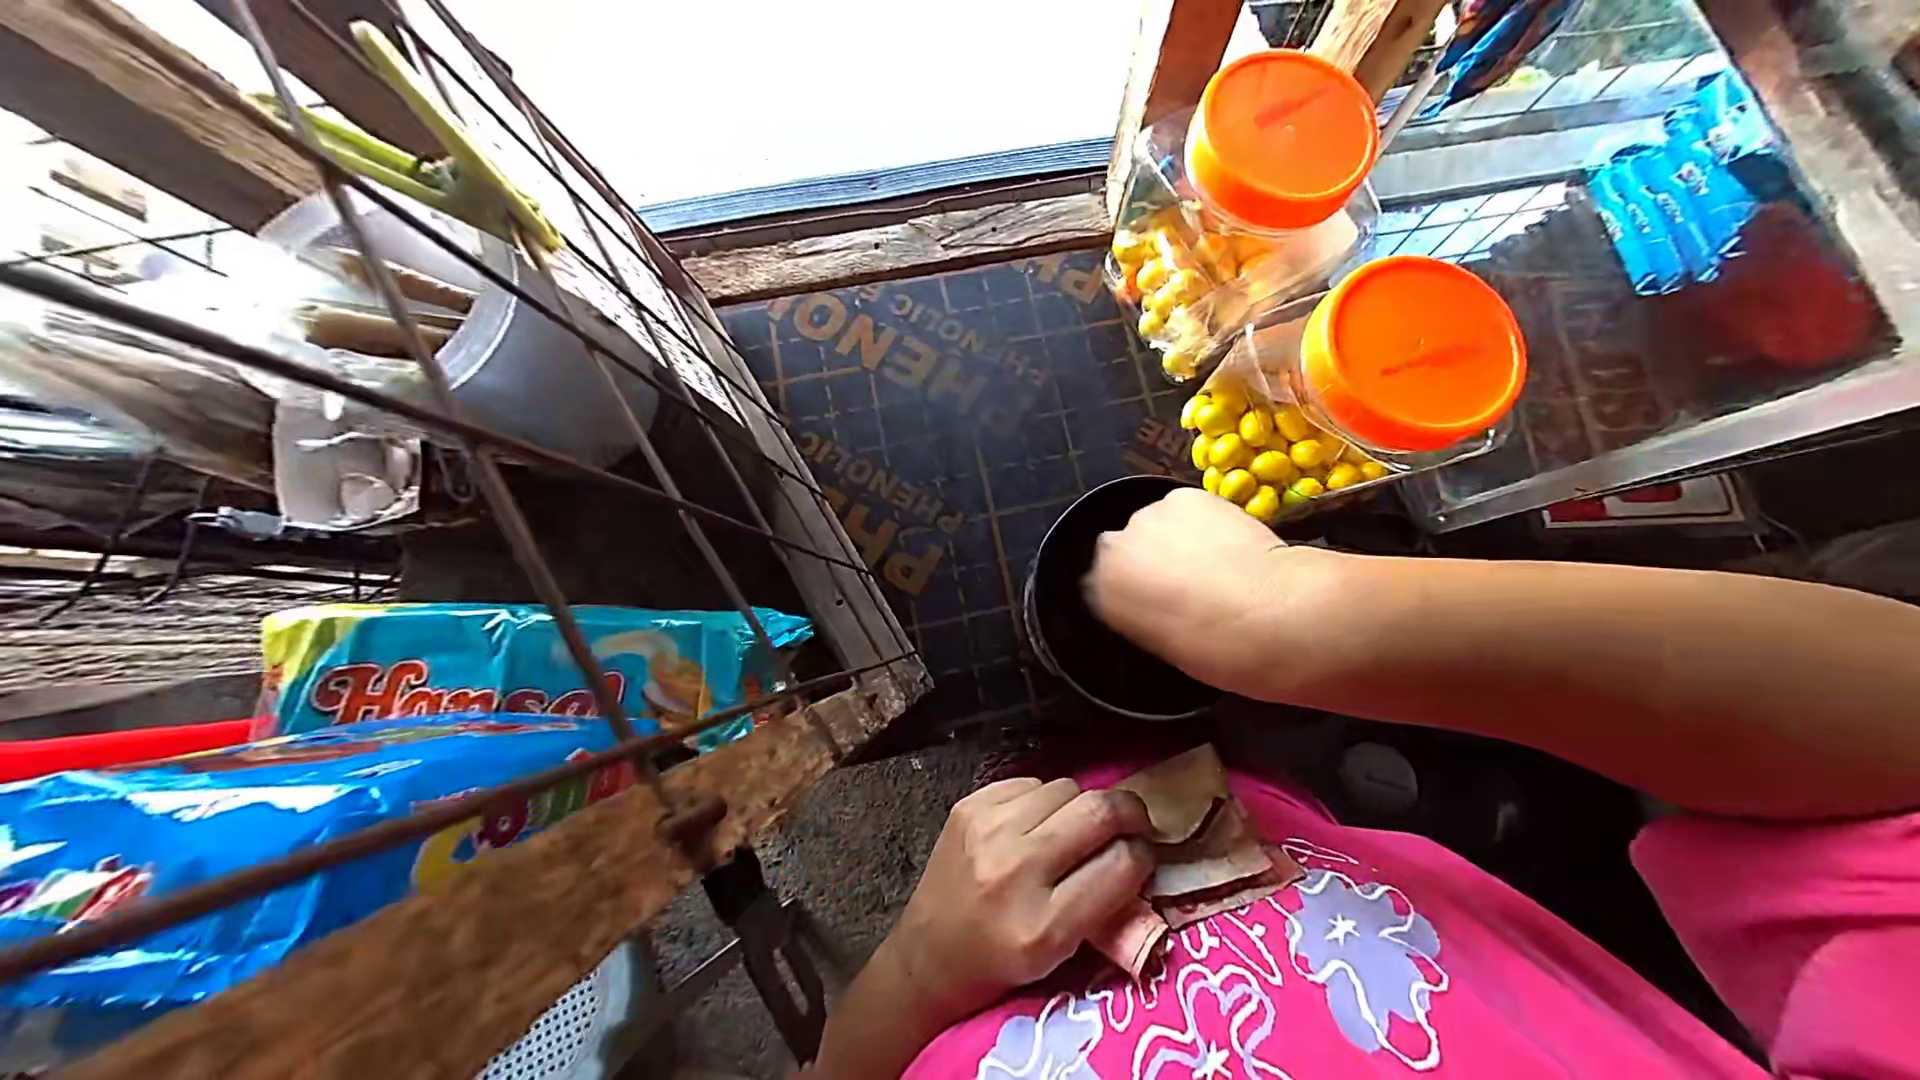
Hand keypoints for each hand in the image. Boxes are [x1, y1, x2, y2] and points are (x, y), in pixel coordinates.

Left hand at [881, 778, 1152, 1024]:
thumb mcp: (1062, 955)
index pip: (1120, 866)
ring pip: (1066, 787)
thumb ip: (1108, 908)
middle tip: (1134, 821)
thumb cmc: (1001, 962)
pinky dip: (1043, 798)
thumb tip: (1142, 852)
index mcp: (1043, 926)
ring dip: (1082, 805)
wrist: (929, 952)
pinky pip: (1030, 781)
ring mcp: (987, 830)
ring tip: (1075, 827)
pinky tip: (1035, 822)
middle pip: (1097, 811)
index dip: (1144, 855)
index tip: (1144, 854)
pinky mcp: (969, 806)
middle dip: (1129, 811)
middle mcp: (1014, 870)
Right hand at [1083, 487, 1346, 698]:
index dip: (1133, 586)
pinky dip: (1204, 519)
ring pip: (1156, 522)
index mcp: (1101, 592)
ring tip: (1213, 559)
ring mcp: (1147, 519)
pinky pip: (1187, 507)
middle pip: (1126, 545)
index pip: (1103, 581)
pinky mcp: (1184, 497)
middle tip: (1186, 578)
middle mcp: (1113, 550)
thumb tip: (1152, 602)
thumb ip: (1141, 614)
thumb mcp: (1162, 645)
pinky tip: (1228, 541)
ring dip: (1176, 536)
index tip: (1154, 596)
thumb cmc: (1218, 649)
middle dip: (1150, 556)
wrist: (1270, 616)